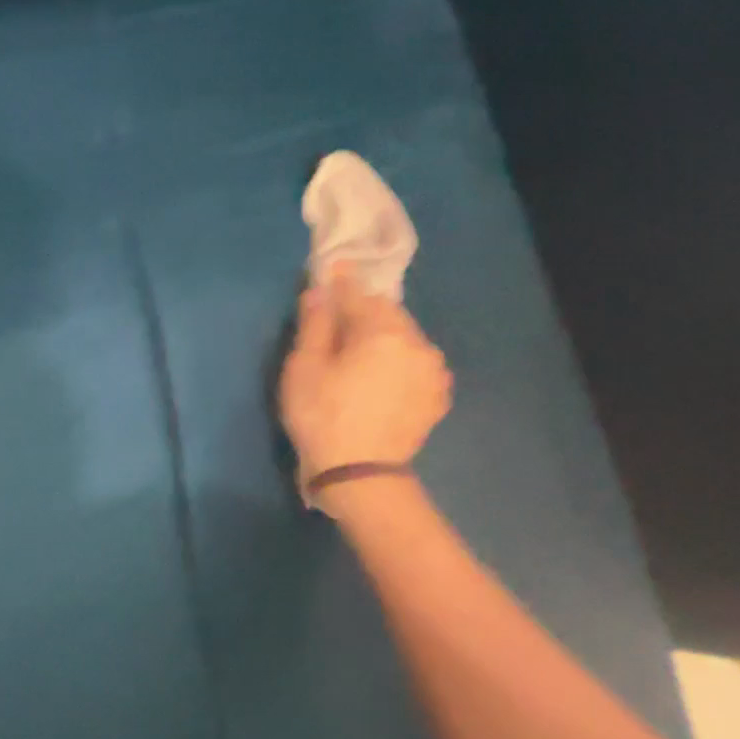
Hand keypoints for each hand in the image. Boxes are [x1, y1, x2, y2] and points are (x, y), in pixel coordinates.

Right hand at [280, 266, 452, 481]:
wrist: (359, 473)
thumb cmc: (321, 413)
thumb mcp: (304, 366)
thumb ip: (314, 325)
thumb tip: (318, 292)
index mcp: (382, 332)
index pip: (358, 295)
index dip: (341, 281)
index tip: (333, 265)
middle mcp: (417, 344)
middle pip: (388, 314)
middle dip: (365, 308)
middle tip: (341, 309)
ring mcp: (432, 372)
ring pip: (404, 338)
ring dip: (383, 334)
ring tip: (360, 344)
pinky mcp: (435, 396)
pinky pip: (414, 363)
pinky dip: (396, 358)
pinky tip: (380, 370)